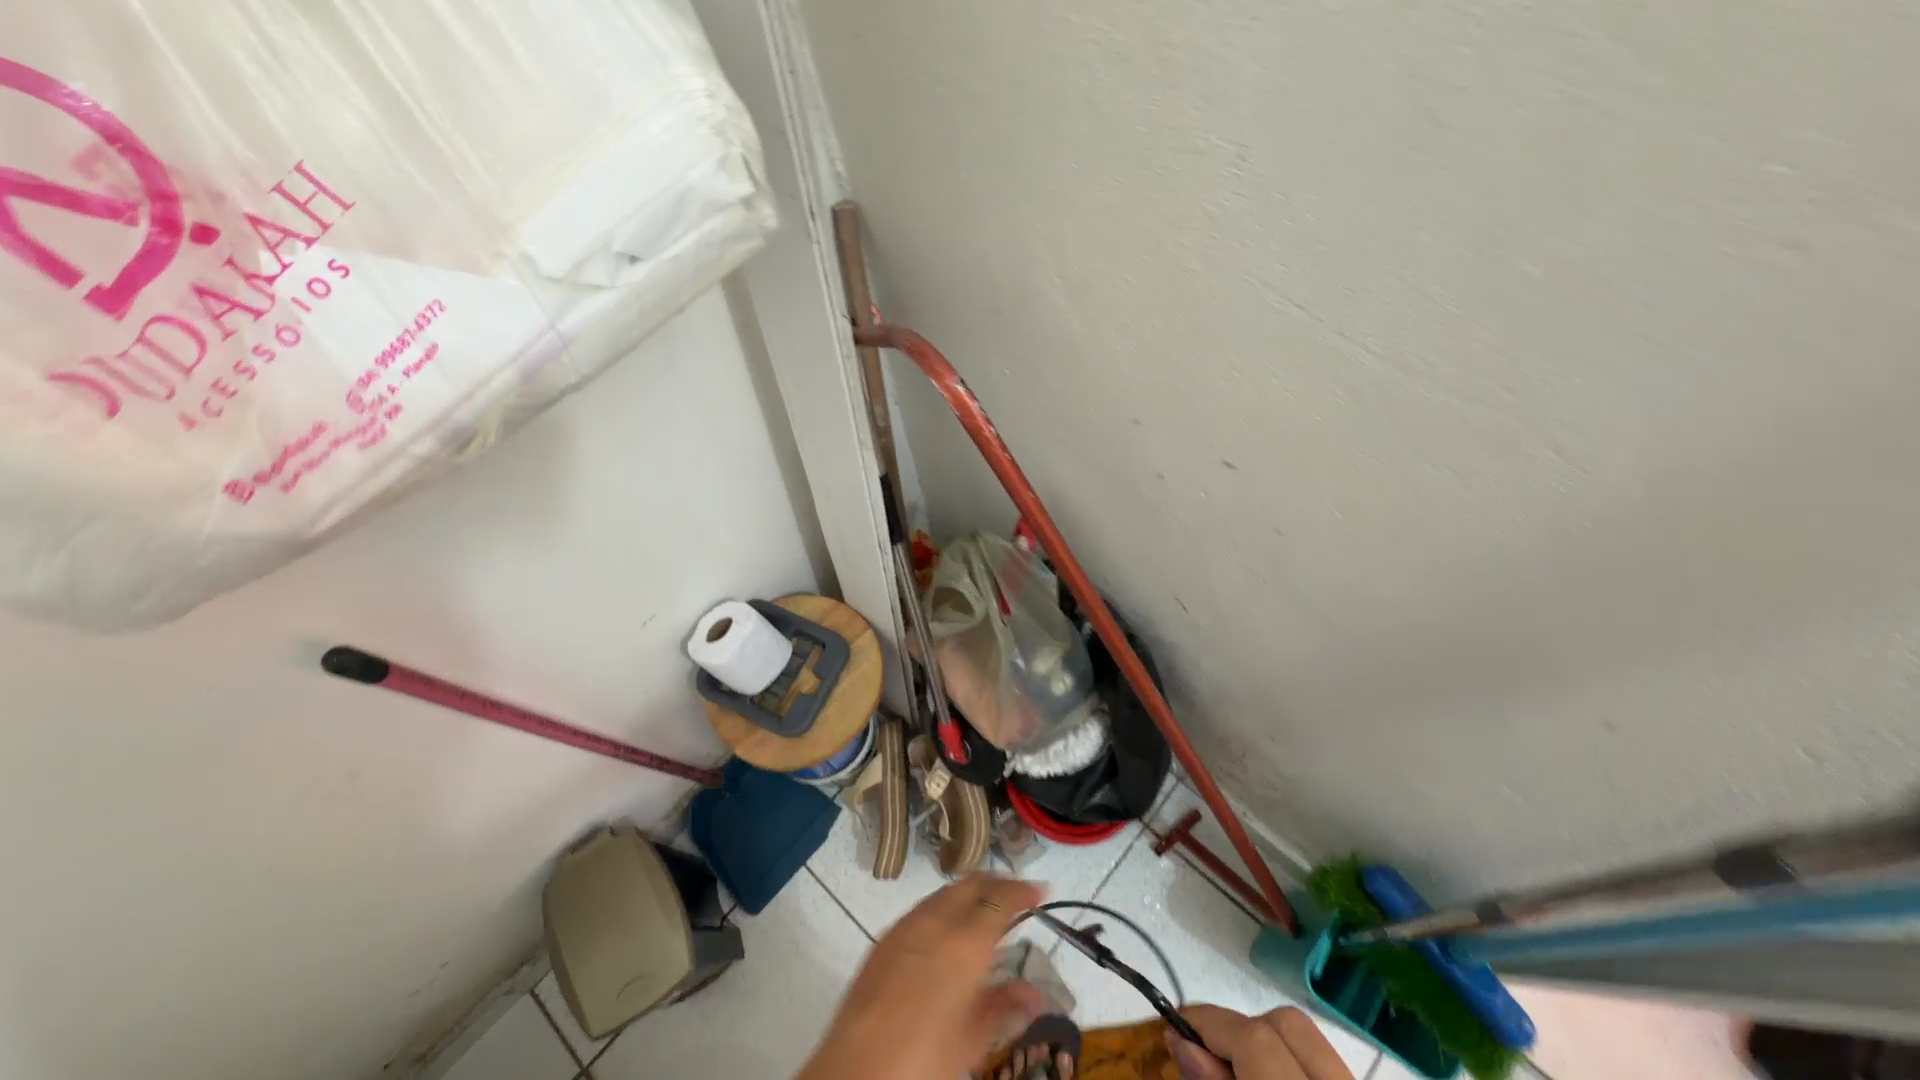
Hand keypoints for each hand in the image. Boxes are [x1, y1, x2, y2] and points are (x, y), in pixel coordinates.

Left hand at [797, 874, 1049, 1079]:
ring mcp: (904, 927)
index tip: (1040, 891)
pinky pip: (920, 909)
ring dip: (968, 893)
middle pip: (970, 884)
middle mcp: (934, 923)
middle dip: (996, 884)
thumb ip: (1005, 1006)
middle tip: (1016, 895)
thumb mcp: (973, 1039)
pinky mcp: (882, 941)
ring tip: (984, 910)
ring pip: (942, 893)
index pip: (1000, 899)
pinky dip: (942, 907)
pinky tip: (946, 930)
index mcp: (965, 943)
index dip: (1023, 891)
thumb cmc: (924, 1058)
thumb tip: (1034, 994)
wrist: (856, 1069)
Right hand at [1167, 1005, 1357, 1079]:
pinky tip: (1267, 1079)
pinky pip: (1325, 1063)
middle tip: (1205, 1053)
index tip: (1175, 1029)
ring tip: (1235, 1071)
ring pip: (1310, 1038)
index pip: (1257, 1041)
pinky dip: (1290, 1062)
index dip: (1209, 1026)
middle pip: (1290, 1025)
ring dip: (1265, 1043)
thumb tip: (1180, 1041)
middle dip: (1241, 1028)